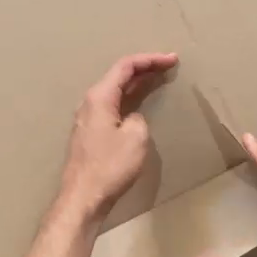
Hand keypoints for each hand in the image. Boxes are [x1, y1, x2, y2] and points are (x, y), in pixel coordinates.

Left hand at [57, 52, 177, 217]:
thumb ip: (138, 118)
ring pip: (115, 91)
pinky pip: (112, 106)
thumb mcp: (136, 138)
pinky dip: (129, 99)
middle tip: (169, 66)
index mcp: (100, 97)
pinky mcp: (90, 133)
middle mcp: (90, 102)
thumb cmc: (110, 166)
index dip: (150, 60)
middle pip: (118, 76)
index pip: (126, 66)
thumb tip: (132, 118)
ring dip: (136, 84)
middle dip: (145, 68)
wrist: (83, 197)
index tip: (172, 59)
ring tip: (157, 80)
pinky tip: (140, 105)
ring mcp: (87, 118)